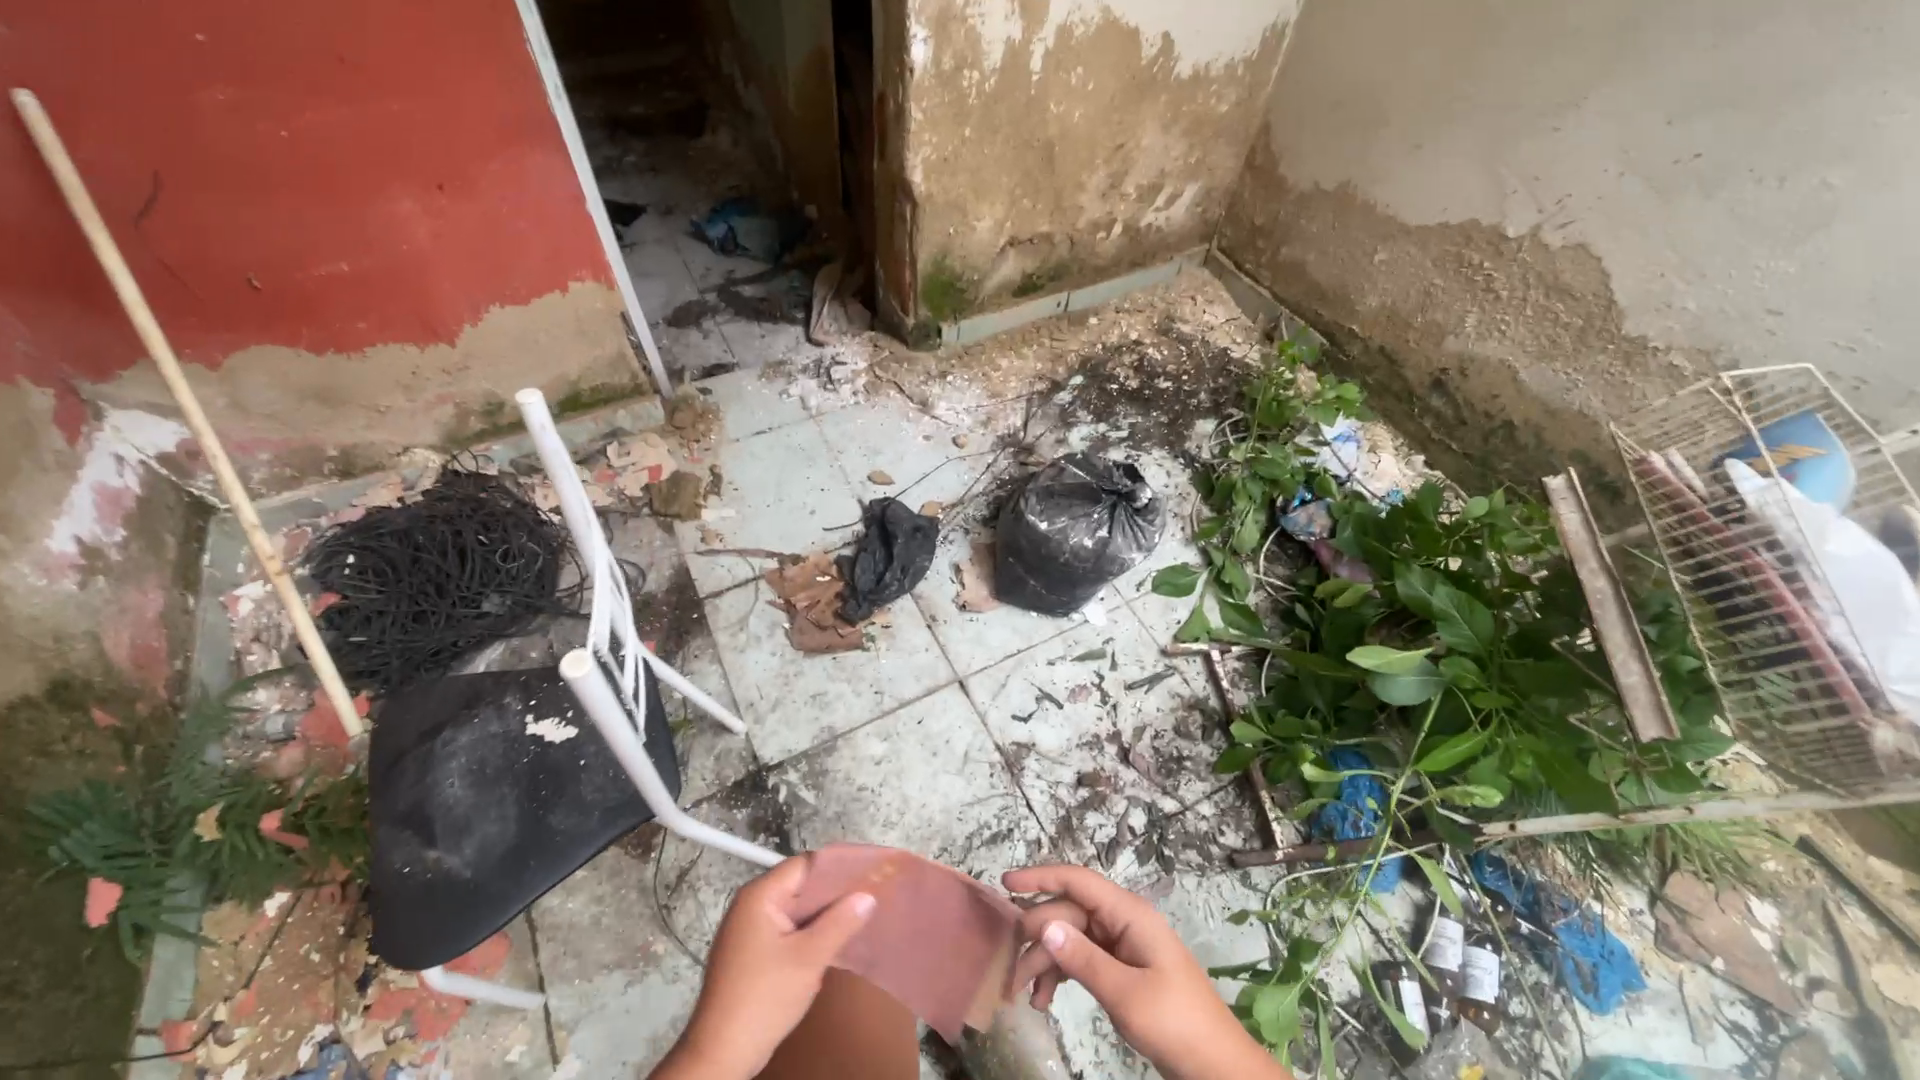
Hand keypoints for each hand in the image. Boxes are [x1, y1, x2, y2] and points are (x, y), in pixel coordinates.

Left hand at [654, 855, 875, 1079]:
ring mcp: (750, 931)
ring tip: (861, 920)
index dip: (839, 868)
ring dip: (825, 918)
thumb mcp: (809, 958)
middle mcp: (752, 905)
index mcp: (760, 895)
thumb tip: (867, 895)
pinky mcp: (753, 954)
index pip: (805, 865)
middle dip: (835, 895)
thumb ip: (840, 922)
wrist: (722, 1052)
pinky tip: (836, 946)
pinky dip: (810, 937)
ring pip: (797, 912)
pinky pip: (788, 932)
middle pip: (801, 887)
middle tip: (873, 899)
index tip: (871, 875)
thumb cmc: (764, 997)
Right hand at [1003, 865, 1289, 1079]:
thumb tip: (1044, 926)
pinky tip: (1044, 1000)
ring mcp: (1122, 945)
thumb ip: (1083, 958)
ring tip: (1023, 996)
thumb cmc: (1174, 1021)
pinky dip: (1060, 975)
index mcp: (1129, 915)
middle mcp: (1123, 922)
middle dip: (1037, 938)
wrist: (1214, 1063)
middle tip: (1012, 972)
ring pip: (1070, 939)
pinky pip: (1081, 960)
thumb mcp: (1125, 993)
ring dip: (1044, 963)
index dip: (1040, 877)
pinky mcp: (1120, 969)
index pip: (1078, 881)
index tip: (1005, 884)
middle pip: (1068, 914)